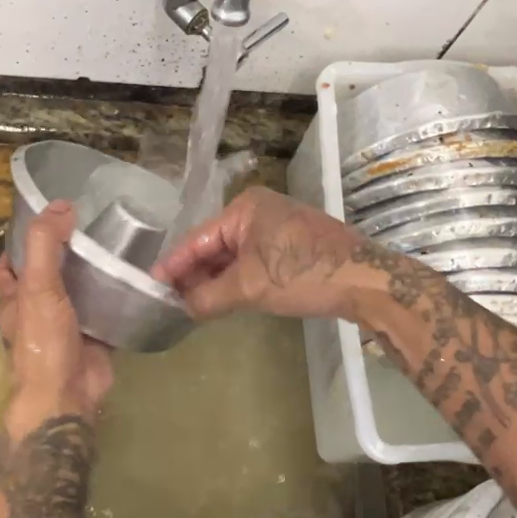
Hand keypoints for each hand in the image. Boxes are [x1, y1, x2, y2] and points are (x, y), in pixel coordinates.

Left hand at [0, 201, 114, 435]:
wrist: (66, 394)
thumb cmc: (42, 342)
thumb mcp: (37, 286)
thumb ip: (44, 245)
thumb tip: (61, 206)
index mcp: (15, 298)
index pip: (11, 262)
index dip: (23, 240)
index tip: (48, 218)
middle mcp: (38, 309)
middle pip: (49, 273)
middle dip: (66, 252)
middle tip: (92, 224)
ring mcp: (66, 324)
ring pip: (79, 291)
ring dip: (94, 272)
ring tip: (118, 242)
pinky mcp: (94, 336)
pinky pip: (106, 311)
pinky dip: (117, 296)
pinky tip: (135, 275)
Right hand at [151, 187, 381, 320]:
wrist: (367, 282)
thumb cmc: (304, 275)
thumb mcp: (248, 288)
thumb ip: (208, 298)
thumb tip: (180, 309)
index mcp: (244, 208)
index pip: (196, 239)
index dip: (173, 265)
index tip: (149, 286)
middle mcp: (259, 211)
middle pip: (214, 246)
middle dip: (193, 274)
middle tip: (167, 301)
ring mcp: (278, 227)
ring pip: (233, 256)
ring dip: (214, 280)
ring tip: (188, 304)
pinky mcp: (293, 246)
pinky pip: (252, 262)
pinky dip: (236, 280)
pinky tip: (221, 300)